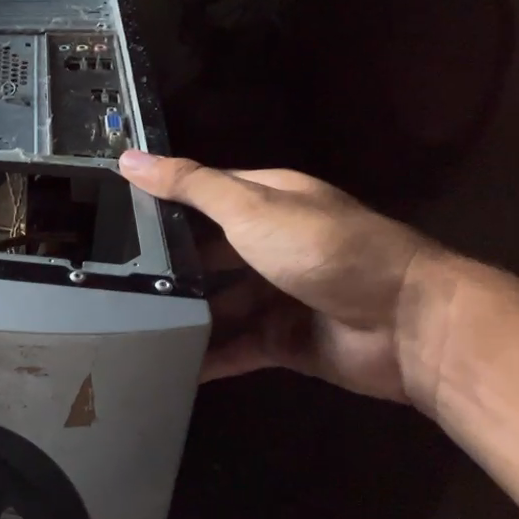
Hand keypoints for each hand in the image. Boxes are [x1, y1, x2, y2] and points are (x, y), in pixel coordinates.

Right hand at [118, 150, 448, 405]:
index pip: (200, 195)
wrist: (414, 327)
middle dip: (163, 263)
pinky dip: (204, 355)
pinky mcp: (283, 341)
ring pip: (215, 302)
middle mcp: (270, 245)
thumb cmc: (329, 251)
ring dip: (180, 311)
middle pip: (204, 252)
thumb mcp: (252, 208)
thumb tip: (127, 158)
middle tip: (105, 274)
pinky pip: (233, 347)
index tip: (105, 212)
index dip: (157, 201)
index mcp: (267, 203)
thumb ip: (189, 185)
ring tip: (123, 319)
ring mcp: (277, 295)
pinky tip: (163, 360)